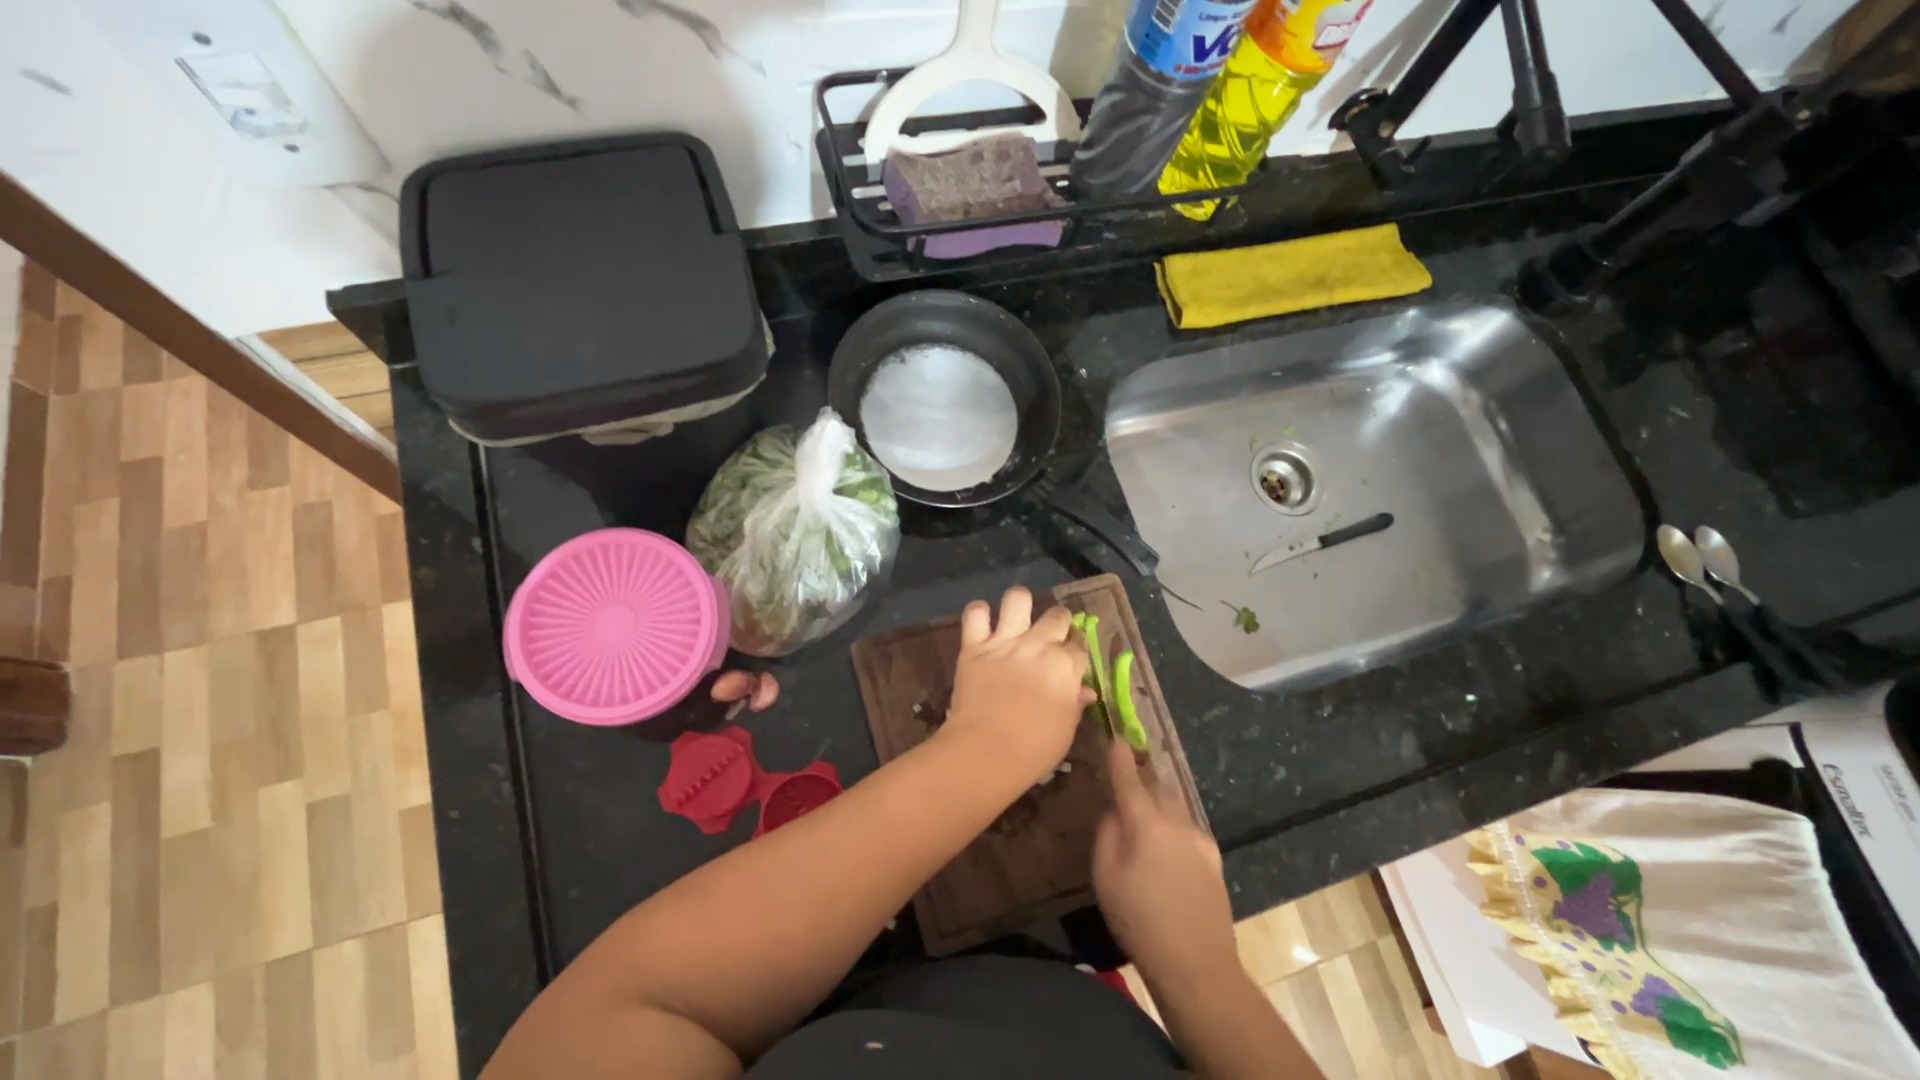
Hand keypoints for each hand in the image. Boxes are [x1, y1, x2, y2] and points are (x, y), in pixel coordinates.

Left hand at [942, 587, 1092, 786]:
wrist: (986, 751)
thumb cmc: (1033, 750)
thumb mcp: (1065, 731)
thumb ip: (1074, 705)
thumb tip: (1085, 692)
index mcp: (1065, 667)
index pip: (1080, 644)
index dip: (1078, 648)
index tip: (1074, 655)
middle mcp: (1038, 645)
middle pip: (1057, 616)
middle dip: (1059, 622)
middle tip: (1052, 635)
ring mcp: (1005, 641)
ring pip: (1018, 598)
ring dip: (1021, 603)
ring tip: (1018, 617)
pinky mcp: (974, 646)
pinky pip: (975, 613)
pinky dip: (979, 612)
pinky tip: (983, 623)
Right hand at [1093, 740, 1236, 983]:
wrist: (1197, 964)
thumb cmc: (1139, 921)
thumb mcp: (1106, 878)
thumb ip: (1108, 836)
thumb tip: (1116, 813)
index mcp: (1147, 825)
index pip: (1130, 781)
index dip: (1120, 759)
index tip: (1116, 738)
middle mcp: (1178, 823)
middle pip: (1158, 789)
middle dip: (1143, 781)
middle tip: (1128, 779)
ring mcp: (1201, 841)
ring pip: (1175, 810)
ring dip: (1159, 807)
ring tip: (1145, 824)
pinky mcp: (1215, 860)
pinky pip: (1188, 832)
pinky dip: (1173, 831)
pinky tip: (1166, 855)